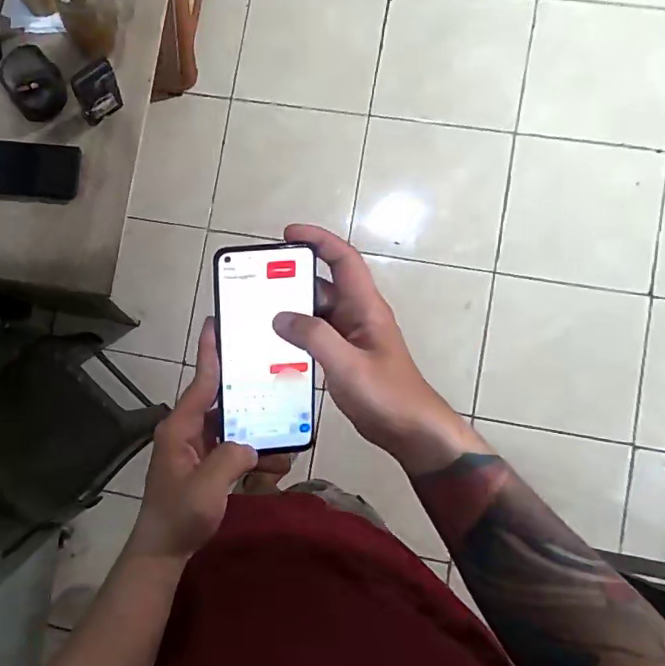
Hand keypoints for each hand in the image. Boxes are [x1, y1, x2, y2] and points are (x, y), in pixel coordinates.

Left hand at [129, 319, 261, 560]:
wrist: (165, 547)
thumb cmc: (179, 515)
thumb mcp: (207, 487)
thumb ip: (230, 459)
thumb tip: (250, 444)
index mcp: (178, 428)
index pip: (200, 385)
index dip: (210, 355)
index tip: (216, 325)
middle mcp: (185, 431)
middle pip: (221, 402)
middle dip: (250, 397)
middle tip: (278, 381)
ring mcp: (195, 448)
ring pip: (232, 427)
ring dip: (258, 434)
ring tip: (287, 440)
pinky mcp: (205, 464)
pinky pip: (233, 449)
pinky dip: (254, 454)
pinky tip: (276, 466)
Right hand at [271, 224, 471, 474]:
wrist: (412, 432)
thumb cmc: (388, 395)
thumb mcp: (348, 364)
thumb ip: (314, 337)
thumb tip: (279, 316)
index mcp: (365, 309)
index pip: (344, 262)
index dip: (318, 241)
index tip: (288, 233)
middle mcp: (355, 317)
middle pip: (320, 286)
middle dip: (290, 278)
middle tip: (255, 279)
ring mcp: (347, 338)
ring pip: (311, 313)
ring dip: (285, 310)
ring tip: (252, 311)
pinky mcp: (339, 357)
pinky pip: (309, 337)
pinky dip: (289, 335)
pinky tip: (267, 345)